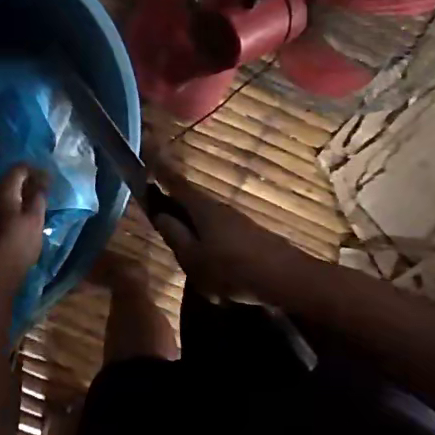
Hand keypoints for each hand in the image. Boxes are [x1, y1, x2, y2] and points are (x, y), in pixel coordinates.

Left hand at [0, 165, 48, 290]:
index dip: (35, 170)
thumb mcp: (35, 219)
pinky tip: (22, 219)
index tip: (49, 181)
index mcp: (2, 189)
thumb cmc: (18, 244)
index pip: (19, 168)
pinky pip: (0, 206)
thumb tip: (42, 179)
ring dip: (20, 196)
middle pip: (10, 180)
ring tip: (37, 207)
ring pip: (4, 194)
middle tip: (45, 193)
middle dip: (28, 183)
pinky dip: (13, 207)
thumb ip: (38, 196)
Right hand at [146, 156, 296, 297]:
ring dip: (194, 231)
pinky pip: (219, 233)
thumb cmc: (232, 269)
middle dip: (175, 207)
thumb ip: (174, 235)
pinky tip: (213, 267)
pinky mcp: (249, 236)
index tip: (147, 155)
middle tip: (161, 224)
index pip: (175, 182)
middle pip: (190, 201)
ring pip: (205, 220)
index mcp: (201, 208)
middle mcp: (218, 207)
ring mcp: (236, 221)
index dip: (160, 170)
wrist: (288, 280)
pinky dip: (210, 243)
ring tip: (189, 257)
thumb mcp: (193, 257)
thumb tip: (159, 215)